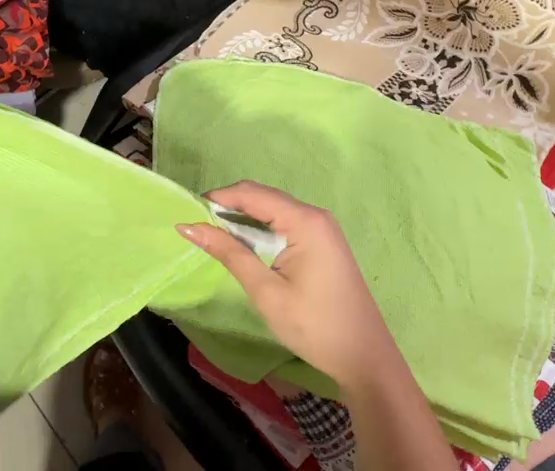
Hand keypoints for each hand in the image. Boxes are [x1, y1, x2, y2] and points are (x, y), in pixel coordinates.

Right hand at [177, 180, 399, 388]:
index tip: (189, 211)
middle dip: (229, 205)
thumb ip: (228, 253)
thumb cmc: (315, 327)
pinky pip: (284, 220)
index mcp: (305, 221)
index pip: (251, 193)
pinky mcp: (324, 241)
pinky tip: (245, 243)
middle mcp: (315, 215)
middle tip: (199, 225)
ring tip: (215, 234)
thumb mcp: (266, 291)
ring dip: (243, 216)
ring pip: (273, 207)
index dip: (218, 198)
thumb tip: (187, 226)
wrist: (366, 361)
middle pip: (262, 195)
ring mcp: (323, 227)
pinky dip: (260, 226)